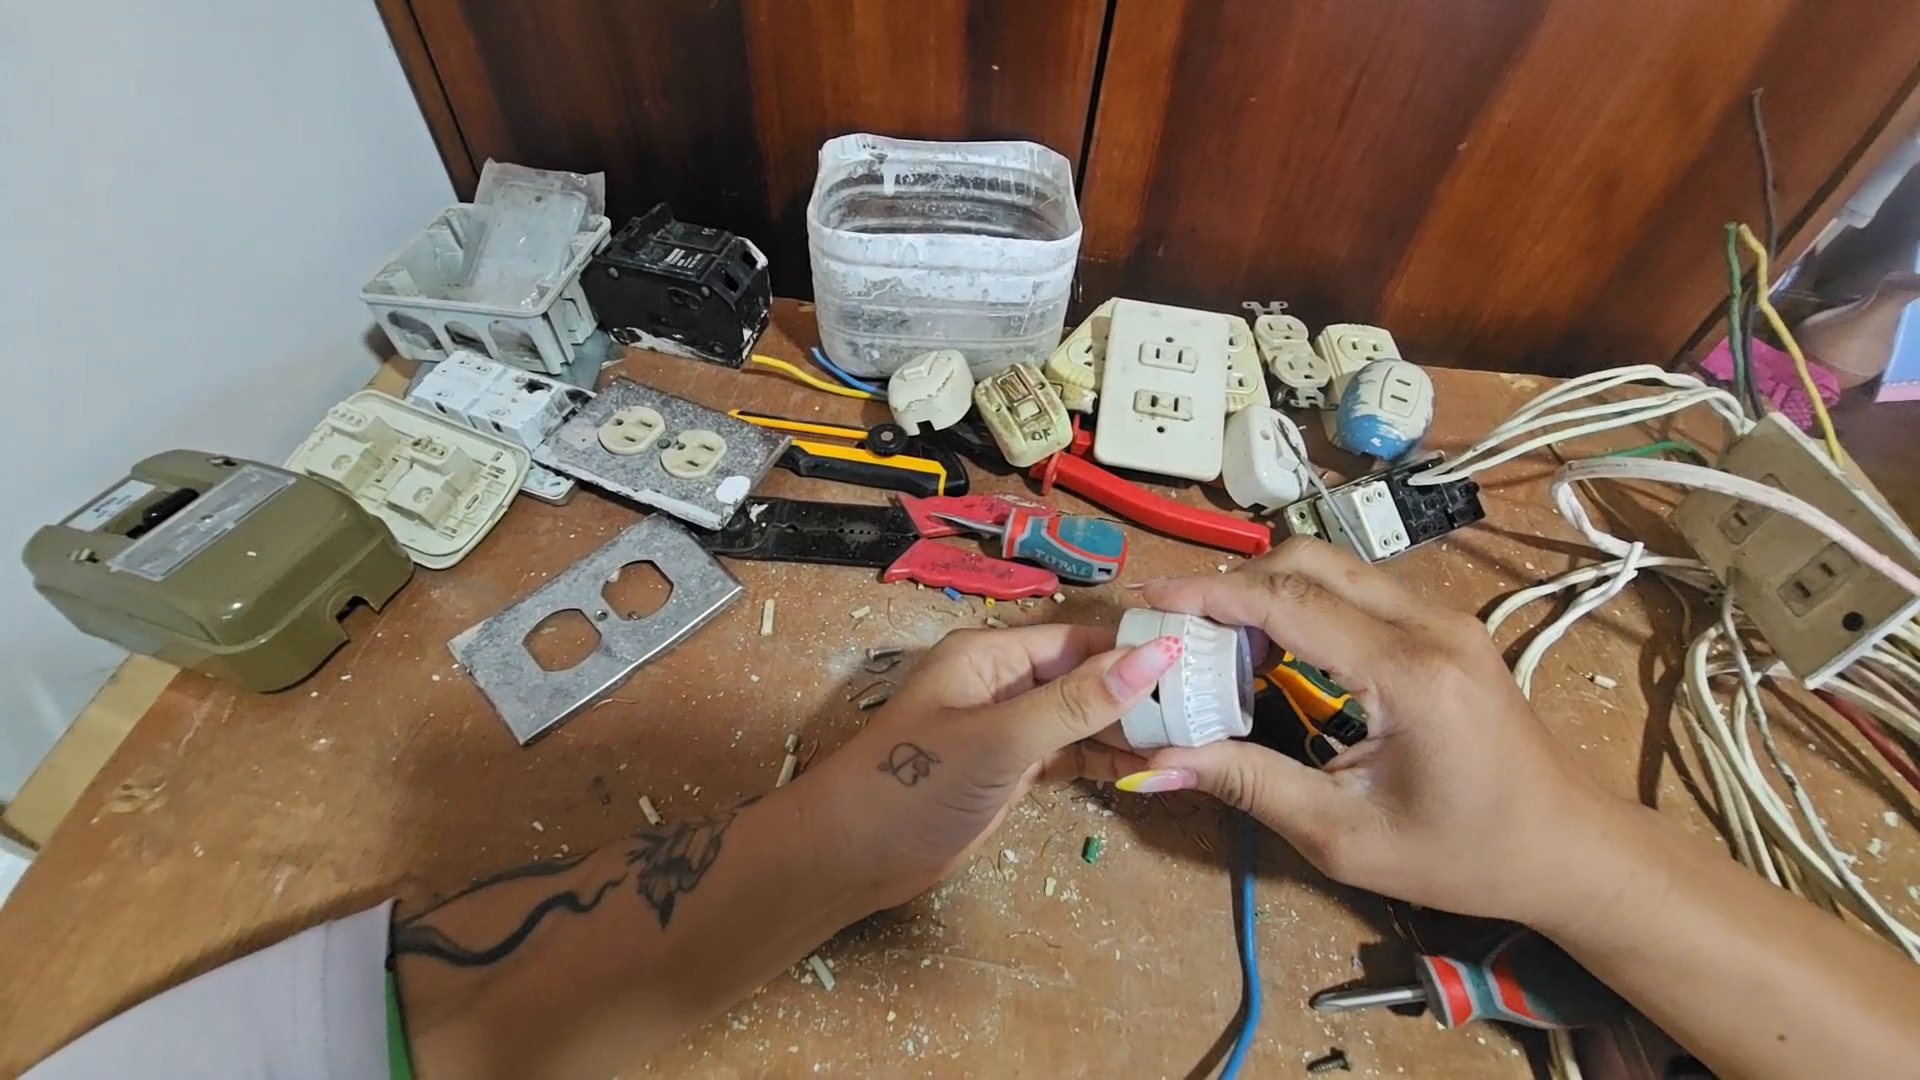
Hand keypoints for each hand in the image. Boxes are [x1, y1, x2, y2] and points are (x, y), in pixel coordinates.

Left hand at [798, 625, 1180, 910]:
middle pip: (1080, 678)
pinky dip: (1100, 759)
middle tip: (1201, 712)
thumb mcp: (1002, 737)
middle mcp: (1001, 683)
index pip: (1074, 641)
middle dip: (1134, 694)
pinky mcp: (1010, 770)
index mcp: (990, 655)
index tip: (1193, 665)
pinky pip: (1066, 753)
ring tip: (1186, 742)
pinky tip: (1143, 767)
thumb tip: (1155, 655)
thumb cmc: (918, 781)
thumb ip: (1077, 700)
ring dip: (1122, 730)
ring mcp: (1007, 729)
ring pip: (1077, 718)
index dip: (1130, 652)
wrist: (854, 856)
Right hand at [1119, 538, 1625, 924]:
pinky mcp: (1438, 623)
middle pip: (1306, 561)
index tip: (1150, 596)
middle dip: (1232, 581)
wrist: (1570, 849)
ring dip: (1263, 586)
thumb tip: (1159, 761)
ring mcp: (1440, 616)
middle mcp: (1430, 625)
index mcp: (1410, 674)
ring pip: (1328, 564)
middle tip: (1180, 620)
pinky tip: (1270, 642)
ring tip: (1216, 634)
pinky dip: (1295, 598)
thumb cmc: (1463, 854)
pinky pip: (1350, 586)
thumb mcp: (1344, 835)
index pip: (1289, 602)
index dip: (1209, 593)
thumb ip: (1248, 784)